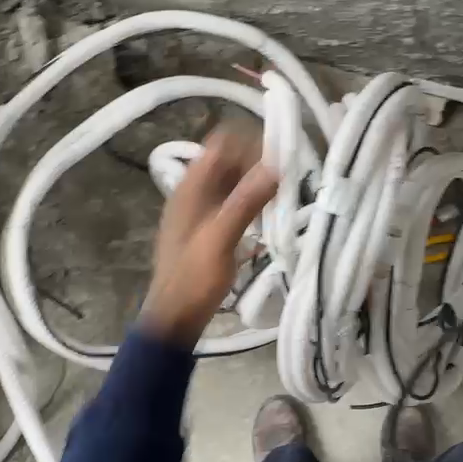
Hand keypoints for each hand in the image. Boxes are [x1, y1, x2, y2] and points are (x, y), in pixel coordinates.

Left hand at [138, 124, 278, 347]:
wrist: (174, 318)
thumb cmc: (194, 279)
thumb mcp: (220, 239)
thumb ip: (246, 201)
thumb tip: (275, 164)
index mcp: (190, 188)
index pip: (220, 144)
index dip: (249, 142)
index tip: (280, 155)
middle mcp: (193, 193)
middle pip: (227, 161)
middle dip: (256, 162)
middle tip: (288, 176)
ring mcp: (199, 212)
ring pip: (230, 183)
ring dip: (255, 182)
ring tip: (283, 193)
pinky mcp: (207, 230)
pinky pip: (231, 204)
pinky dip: (249, 202)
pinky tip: (268, 215)